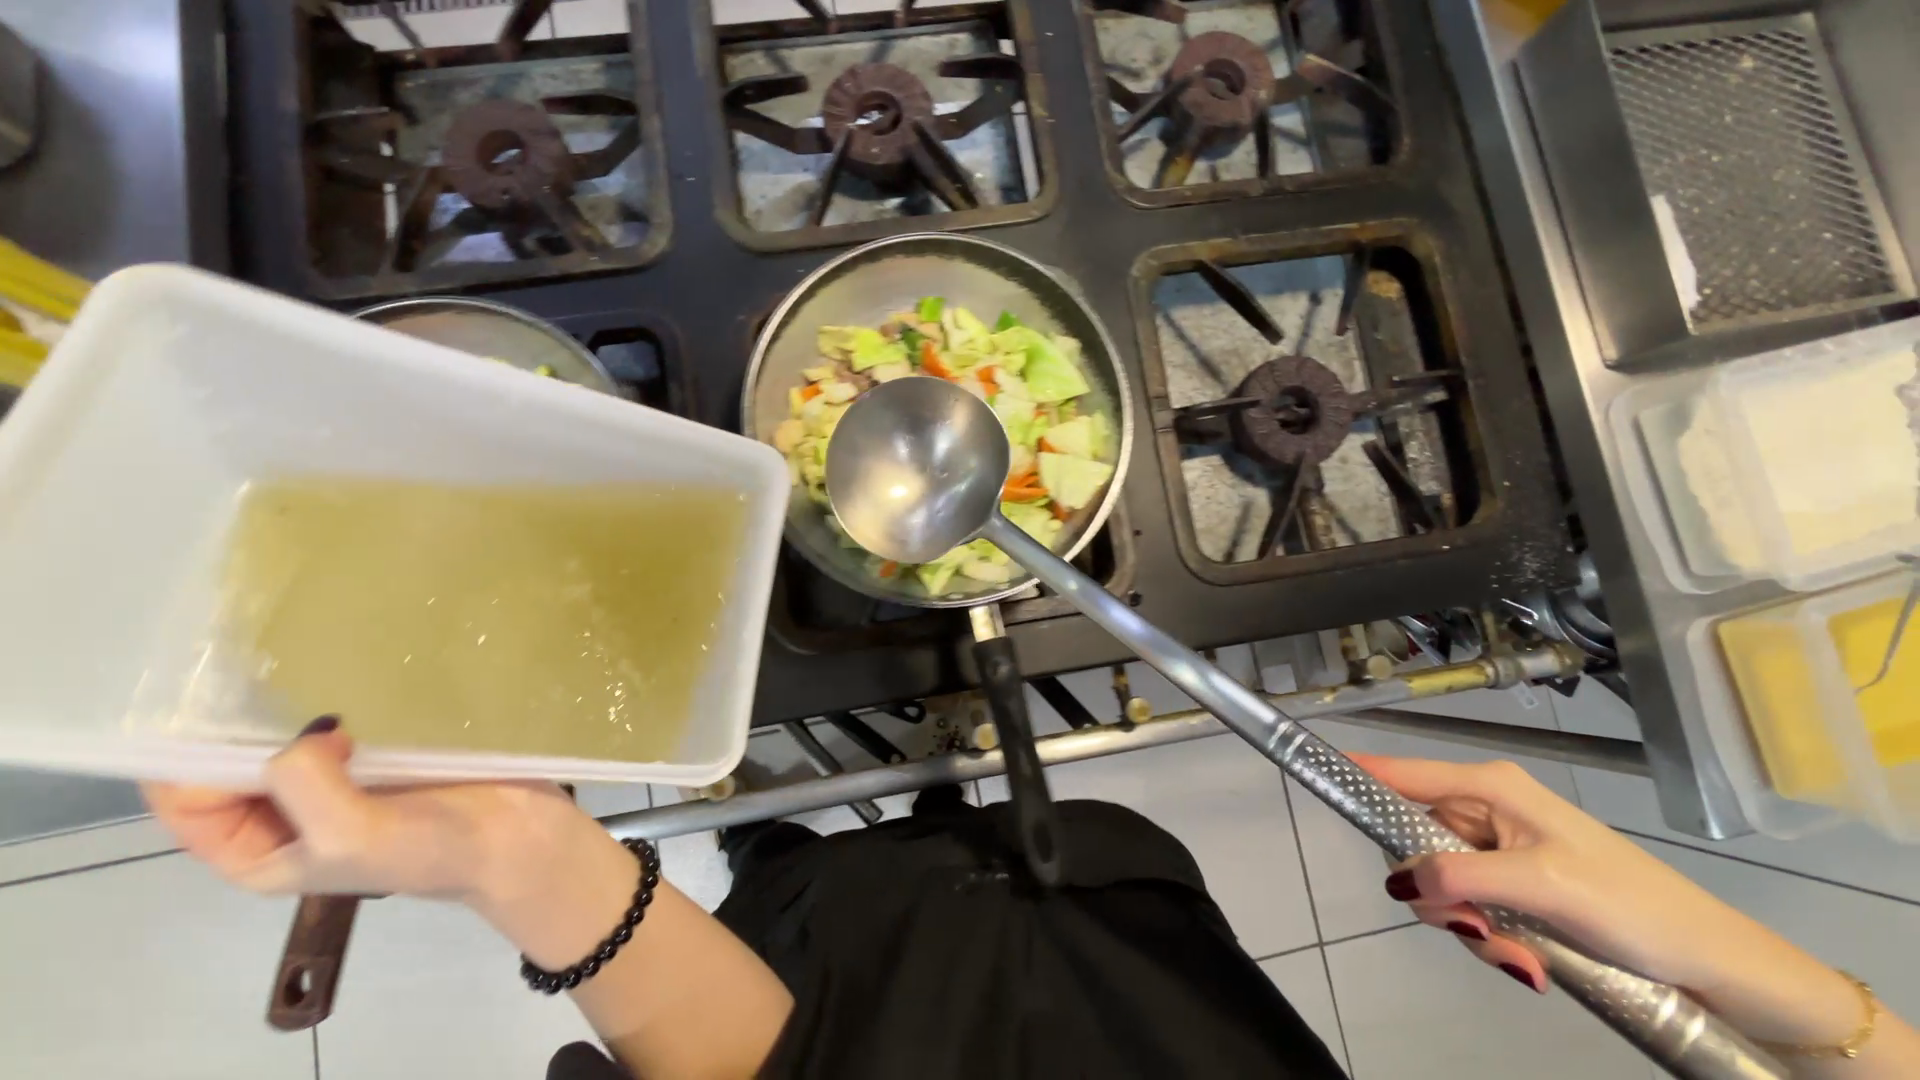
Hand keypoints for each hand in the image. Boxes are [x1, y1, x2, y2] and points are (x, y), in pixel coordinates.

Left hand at [142, 717, 598, 907]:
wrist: (518, 838)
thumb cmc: (430, 849)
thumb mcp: (349, 837)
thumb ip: (304, 786)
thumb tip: (308, 732)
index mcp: (260, 851)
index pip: (189, 803)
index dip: (189, 763)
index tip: (217, 717)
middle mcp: (290, 815)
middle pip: (235, 765)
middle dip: (240, 730)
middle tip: (265, 680)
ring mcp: (341, 782)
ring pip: (289, 740)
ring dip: (294, 714)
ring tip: (311, 676)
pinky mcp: (386, 756)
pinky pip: (345, 727)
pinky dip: (344, 706)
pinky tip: (358, 687)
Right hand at [1354, 754, 1873, 1053]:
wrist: (1711, 961)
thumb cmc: (1629, 905)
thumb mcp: (1539, 887)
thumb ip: (1459, 876)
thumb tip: (1398, 884)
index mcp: (1490, 789)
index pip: (1400, 772)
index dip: (1354, 772)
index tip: (1308, 772)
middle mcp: (1485, 810)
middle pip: (1411, 841)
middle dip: (1436, 894)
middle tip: (1475, 931)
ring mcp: (1497, 848)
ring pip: (1437, 882)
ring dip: (1467, 927)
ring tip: (1517, 958)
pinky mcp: (1511, 883)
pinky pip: (1466, 904)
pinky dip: (1486, 937)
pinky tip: (1524, 963)